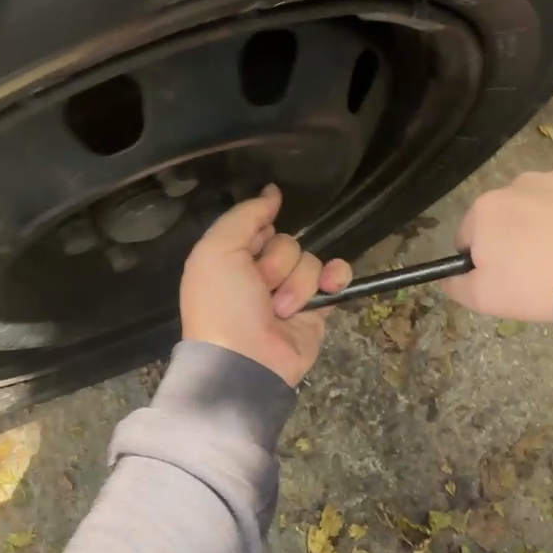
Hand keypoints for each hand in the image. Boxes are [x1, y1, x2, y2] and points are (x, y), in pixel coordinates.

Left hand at [181, 185, 352, 386]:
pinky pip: (335, 278)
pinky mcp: (316, 310)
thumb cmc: (222, 304)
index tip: (253, 248)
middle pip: (287, 242)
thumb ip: (244, 216)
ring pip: (309, 260)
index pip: (259, 226)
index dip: (259, 233)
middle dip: (277, 264)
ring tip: (279, 310)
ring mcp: (290, 293)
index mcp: (232, 260)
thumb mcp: (216, 250)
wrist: (246, 361)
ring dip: (296, 283)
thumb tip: (272, 192)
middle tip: (260, 289)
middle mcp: (260, 275)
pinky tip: (329, 285)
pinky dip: (336, 278)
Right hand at [443, 168, 552, 322]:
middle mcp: (518, 184)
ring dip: (549, 225)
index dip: (482, 261)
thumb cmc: (539, 284)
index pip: (469, 236)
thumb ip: (456, 286)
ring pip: (544, 205)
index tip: (504, 278)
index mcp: (485, 210)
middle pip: (507, 216)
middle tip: (538, 271)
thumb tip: (447, 277)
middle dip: (516, 238)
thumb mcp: (485, 299)